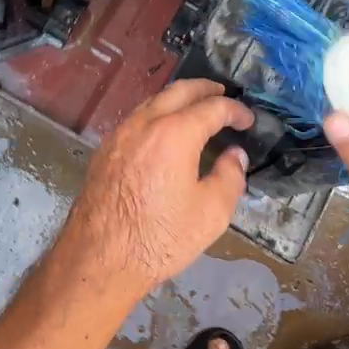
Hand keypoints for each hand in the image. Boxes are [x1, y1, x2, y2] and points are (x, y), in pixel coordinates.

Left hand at [59, 80, 254, 295]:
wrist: (99, 260)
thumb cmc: (159, 239)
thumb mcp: (211, 213)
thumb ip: (229, 176)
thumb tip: (233, 155)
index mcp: (174, 134)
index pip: (212, 108)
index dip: (235, 110)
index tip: (248, 120)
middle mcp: (144, 124)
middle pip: (178, 91)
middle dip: (205, 89)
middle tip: (223, 95)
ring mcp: (119, 135)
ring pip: (153, 102)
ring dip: (178, 100)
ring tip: (196, 111)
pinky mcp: (105, 151)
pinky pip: (136, 120)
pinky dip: (157, 115)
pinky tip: (165, 134)